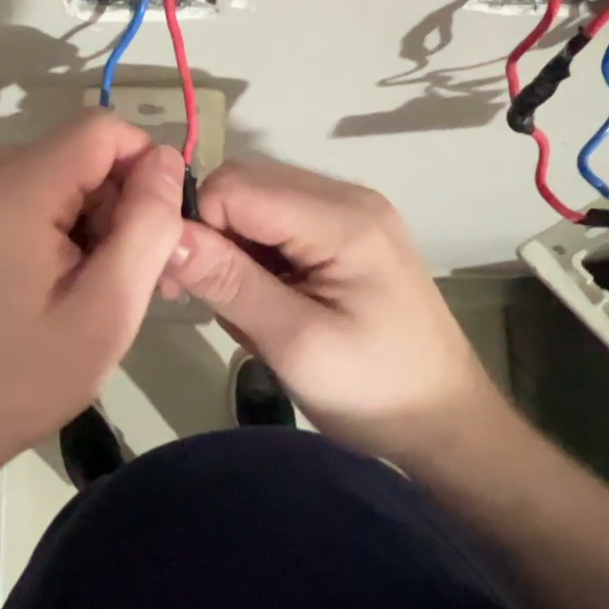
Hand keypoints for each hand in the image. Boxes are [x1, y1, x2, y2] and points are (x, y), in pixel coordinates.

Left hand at [0, 111, 186, 490]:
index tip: (151, 234)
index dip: (143, 169)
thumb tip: (167, 159)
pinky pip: (10, 192)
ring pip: (45, 174)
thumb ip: (146, 228)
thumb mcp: (105, 314)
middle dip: (111, 204)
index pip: (101, 129)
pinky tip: (39, 283)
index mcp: (9, 188)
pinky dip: (40, 224)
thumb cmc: (18, 382)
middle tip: (126, 282)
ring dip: (77, 219)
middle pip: (72, 154)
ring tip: (80, 291)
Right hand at [164, 160, 502, 461]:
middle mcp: (346, 198)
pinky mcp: (348, 235)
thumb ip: (228, 282)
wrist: (444, 421)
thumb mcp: (293, 342)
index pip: (234, 186)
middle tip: (211, 302)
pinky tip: (271, 303)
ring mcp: (350, 214)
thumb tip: (164, 235)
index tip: (185, 286)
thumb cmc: (372, 389)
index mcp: (341, 219)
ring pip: (255, 206)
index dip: (198, 227)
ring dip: (234, 253)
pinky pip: (278, 226)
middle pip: (244, 187)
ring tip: (251, 312)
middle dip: (214, 238)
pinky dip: (258, 260)